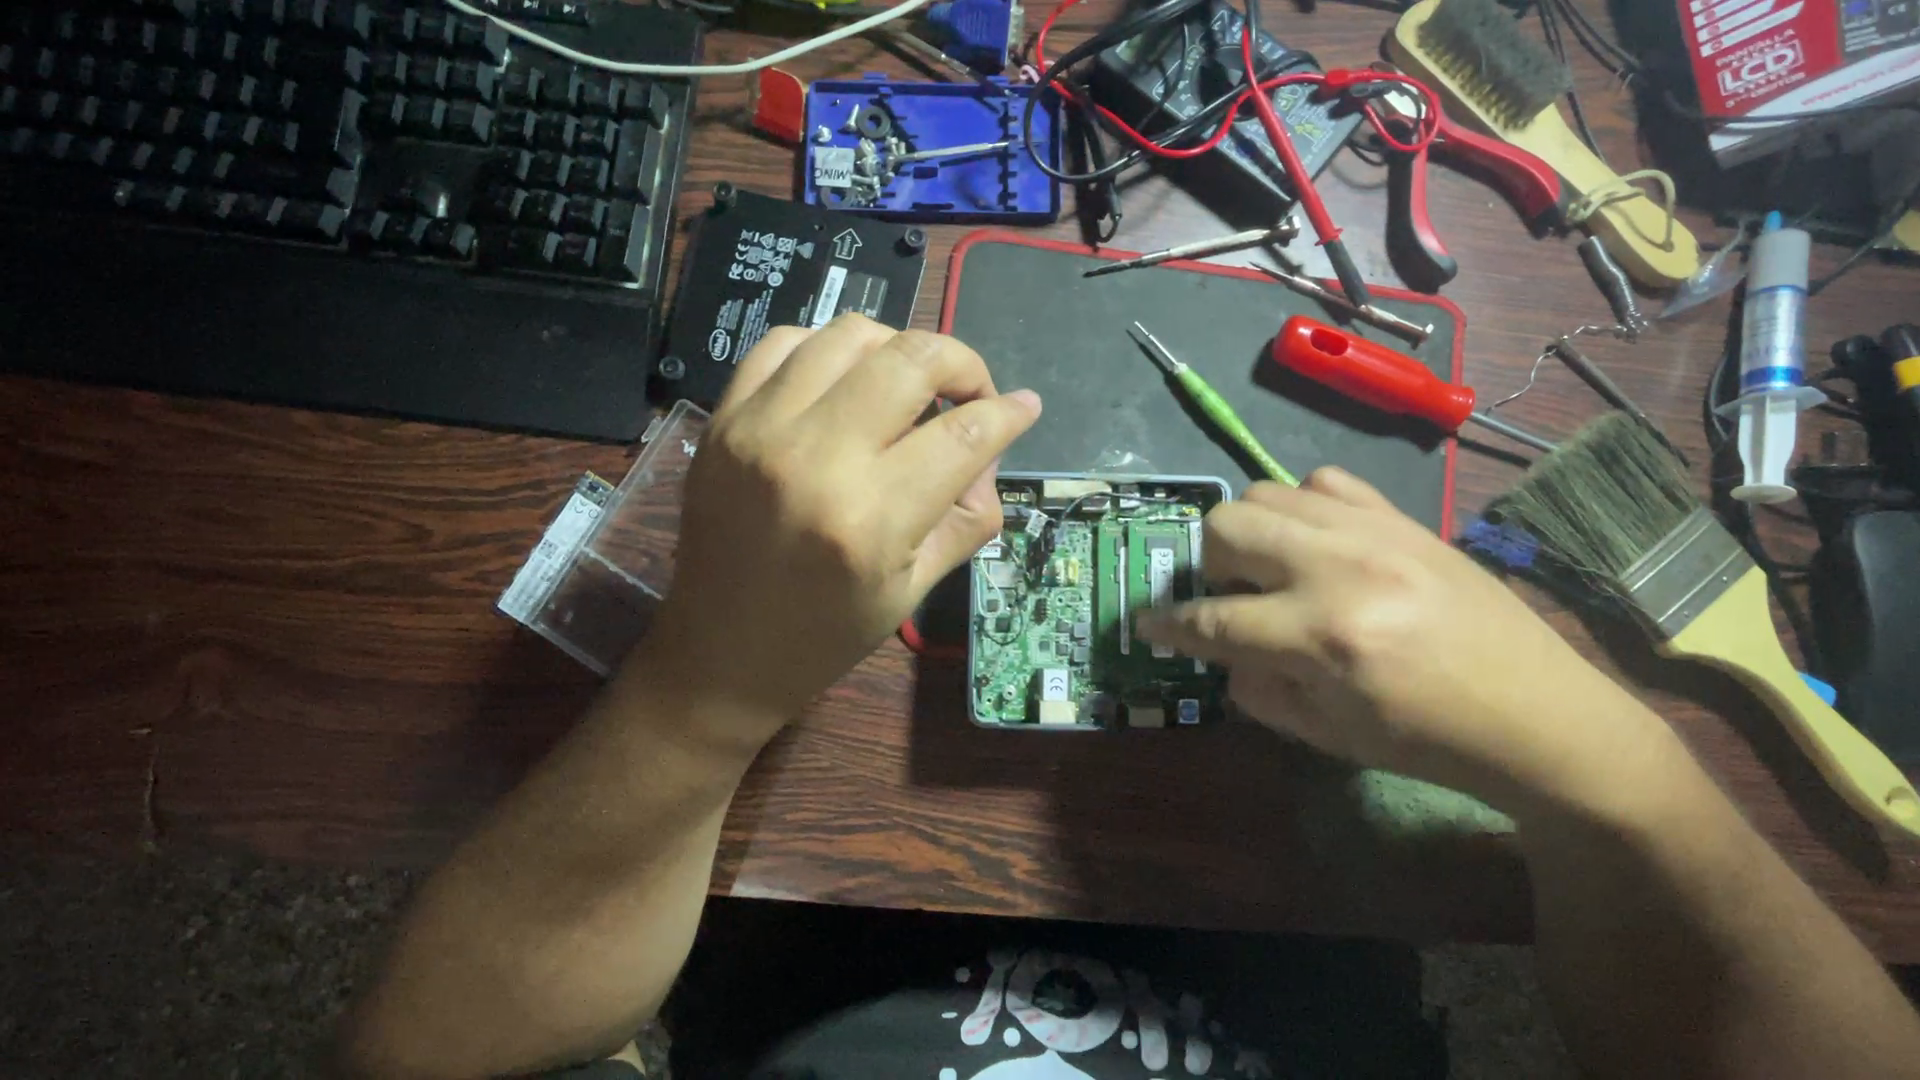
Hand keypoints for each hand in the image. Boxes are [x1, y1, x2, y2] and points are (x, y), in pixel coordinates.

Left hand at [642, 315, 1040, 742]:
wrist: (721, 652)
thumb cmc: (826, 634)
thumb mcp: (914, 588)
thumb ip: (968, 515)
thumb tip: (991, 446)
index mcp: (871, 518)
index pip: (963, 435)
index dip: (1008, 414)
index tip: (1023, 408)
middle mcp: (816, 458)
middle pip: (913, 359)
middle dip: (963, 364)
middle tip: (970, 393)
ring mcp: (760, 429)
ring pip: (851, 333)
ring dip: (898, 349)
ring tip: (909, 386)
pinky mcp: (723, 419)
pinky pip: (785, 342)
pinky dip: (828, 348)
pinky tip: (845, 382)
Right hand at [1136, 468, 1671, 812]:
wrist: (1542, 718)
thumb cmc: (1427, 742)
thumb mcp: (1325, 734)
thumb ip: (1254, 689)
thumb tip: (1218, 650)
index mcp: (1320, 636)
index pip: (1211, 619)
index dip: (1167, 624)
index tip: (1145, 623)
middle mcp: (1339, 568)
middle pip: (1226, 528)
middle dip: (1205, 565)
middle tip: (1224, 596)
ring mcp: (1375, 533)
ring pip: (1266, 492)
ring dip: (1248, 531)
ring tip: (1268, 568)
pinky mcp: (1404, 519)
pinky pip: (1325, 482)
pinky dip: (1301, 507)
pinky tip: (1315, 543)